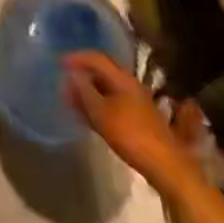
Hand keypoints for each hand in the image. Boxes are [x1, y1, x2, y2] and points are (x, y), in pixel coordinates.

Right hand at [63, 51, 195, 191]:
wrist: (164, 164)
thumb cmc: (131, 134)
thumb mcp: (102, 114)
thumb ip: (85, 92)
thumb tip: (72, 74)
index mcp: (123, 79)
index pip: (98, 59)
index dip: (78, 58)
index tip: (60, 62)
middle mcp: (130, 85)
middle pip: (103, 72)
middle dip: (83, 72)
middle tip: (64, 78)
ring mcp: (135, 102)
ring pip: (107, 88)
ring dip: (89, 90)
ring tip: (71, 97)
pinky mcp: (136, 118)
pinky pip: (111, 103)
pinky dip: (97, 103)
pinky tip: (87, 114)